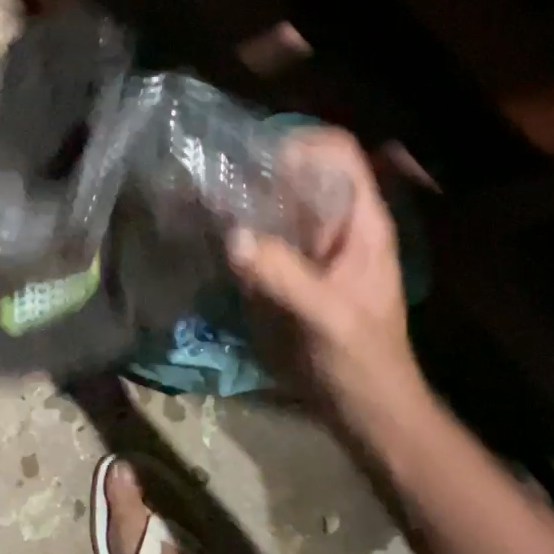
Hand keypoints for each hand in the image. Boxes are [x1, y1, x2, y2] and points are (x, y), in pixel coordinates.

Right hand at [226, 128, 421, 422]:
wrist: (360, 411)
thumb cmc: (360, 360)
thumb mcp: (326, 317)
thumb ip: (283, 275)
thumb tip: (231, 235)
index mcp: (359, 224)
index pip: (337, 154)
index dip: (299, 143)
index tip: (252, 158)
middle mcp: (331, 225)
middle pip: (295, 172)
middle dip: (254, 166)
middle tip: (208, 172)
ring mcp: (303, 247)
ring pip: (269, 200)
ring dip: (234, 194)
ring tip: (193, 194)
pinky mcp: (279, 269)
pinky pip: (252, 233)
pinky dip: (226, 225)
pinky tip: (197, 228)